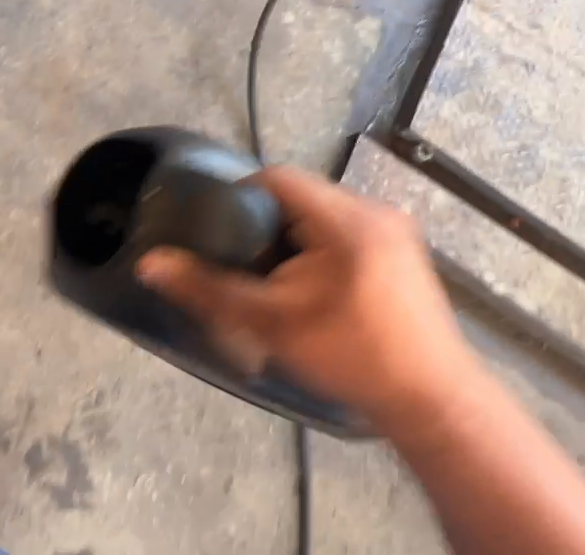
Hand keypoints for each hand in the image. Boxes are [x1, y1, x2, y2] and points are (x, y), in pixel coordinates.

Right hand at [135, 166, 484, 433]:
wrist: (436, 406)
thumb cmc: (352, 355)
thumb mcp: (271, 323)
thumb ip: (208, 288)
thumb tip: (149, 264)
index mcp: (347, 218)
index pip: (275, 178)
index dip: (238, 197)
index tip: (219, 232)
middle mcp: (375, 211)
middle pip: (297, 194)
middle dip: (264, 223)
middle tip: (241, 259)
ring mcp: (395, 231)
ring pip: (320, 213)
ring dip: (290, 237)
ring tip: (270, 276)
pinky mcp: (403, 253)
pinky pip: (343, 230)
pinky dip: (317, 247)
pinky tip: (309, 287)